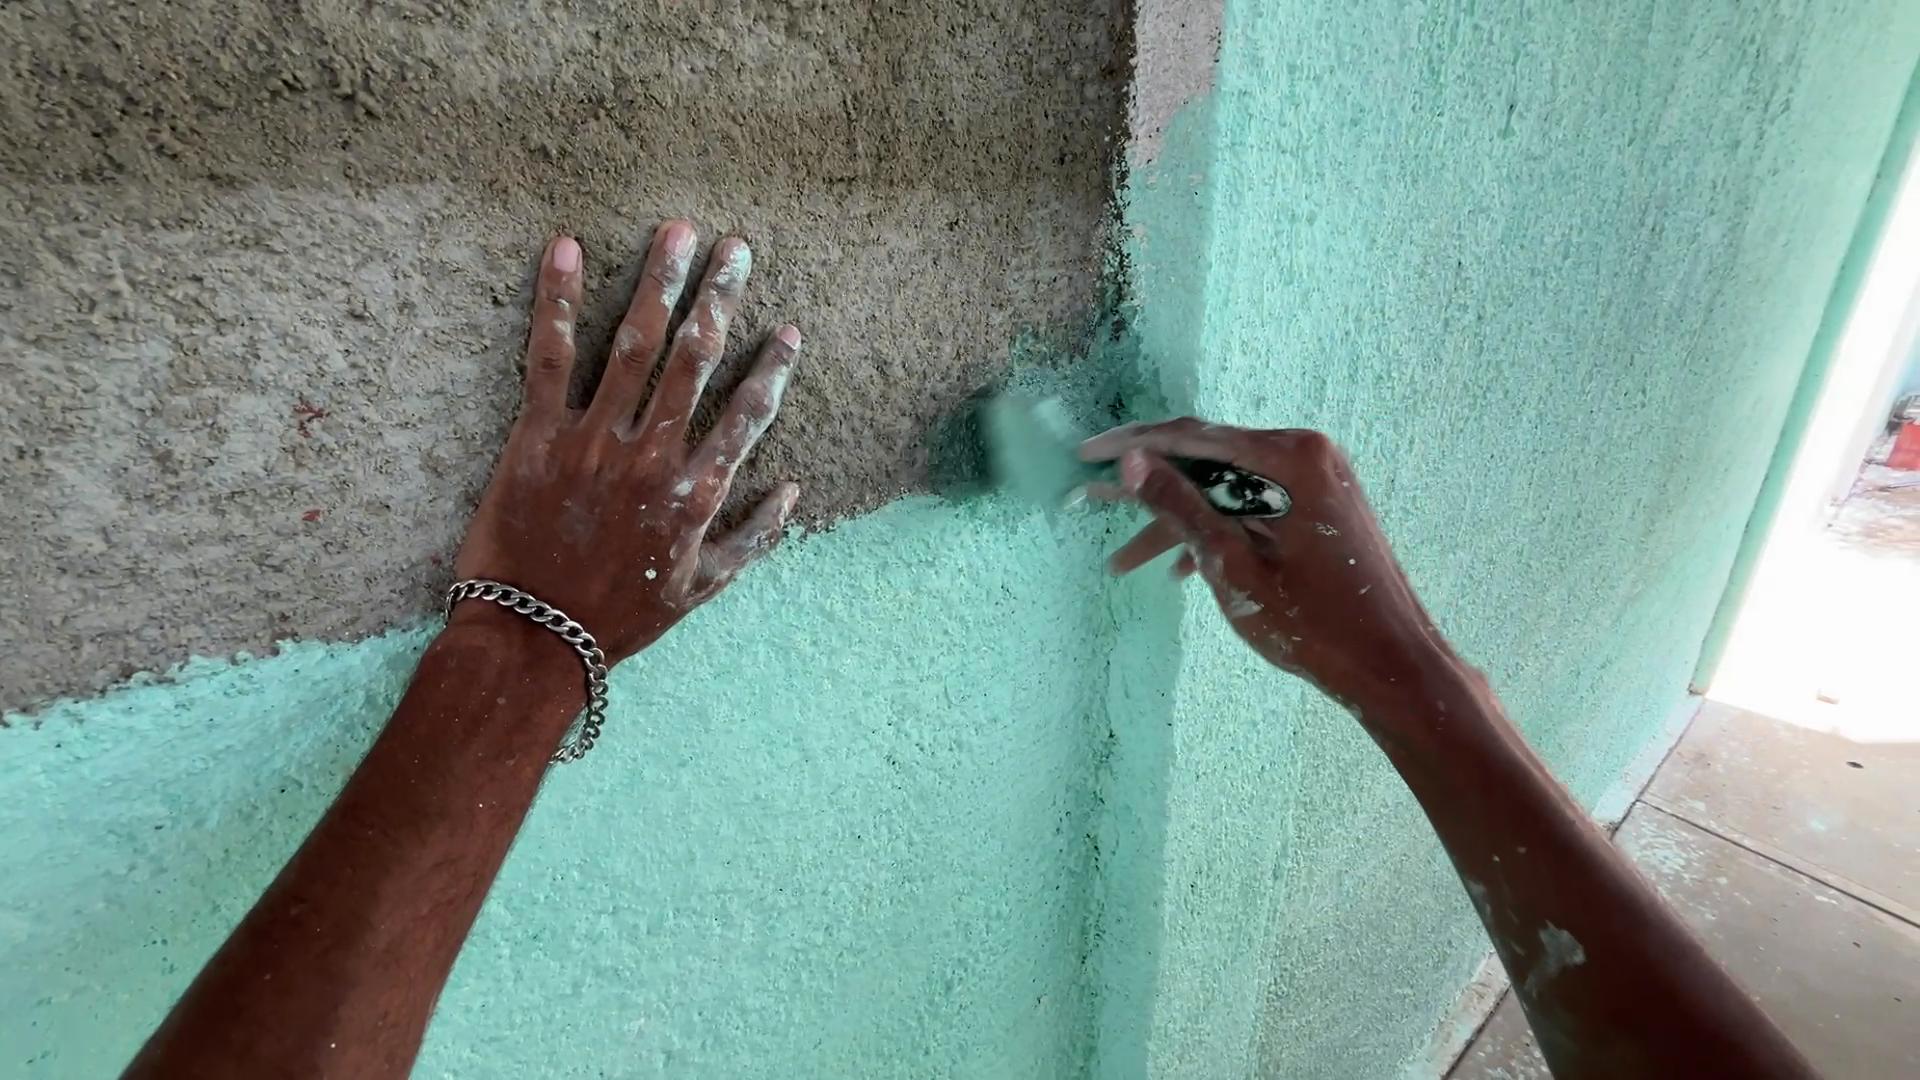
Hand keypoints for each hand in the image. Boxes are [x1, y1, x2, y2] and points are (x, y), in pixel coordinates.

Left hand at [452, 223, 799, 664]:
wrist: (534, 638)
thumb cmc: (625, 614)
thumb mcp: (705, 588)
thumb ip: (755, 538)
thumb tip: (792, 491)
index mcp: (698, 492)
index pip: (748, 415)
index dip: (773, 368)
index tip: (789, 330)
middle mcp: (654, 455)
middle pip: (696, 360)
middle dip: (721, 298)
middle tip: (737, 249)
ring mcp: (594, 441)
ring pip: (634, 345)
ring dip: (659, 283)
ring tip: (678, 232)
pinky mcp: (535, 438)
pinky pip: (549, 359)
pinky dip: (556, 302)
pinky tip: (566, 249)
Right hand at [1083, 420, 1448, 709]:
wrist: (1392, 665)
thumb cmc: (1312, 623)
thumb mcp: (1229, 563)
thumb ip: (1177, 506)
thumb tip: (1130, 461)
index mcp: (1290, 457)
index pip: (1192, 437)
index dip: (1131, 445)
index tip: (1086, 454)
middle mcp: (1303, 454)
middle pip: (1205, 462)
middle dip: (1147, 490)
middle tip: (1090, 501)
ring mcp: (1312, 479)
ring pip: (1222, 491)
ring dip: (1175, 523)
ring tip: (1122, 563)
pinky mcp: (1314, 505)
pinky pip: (1248, 506)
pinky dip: (1213, 531)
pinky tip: (1178, 570)